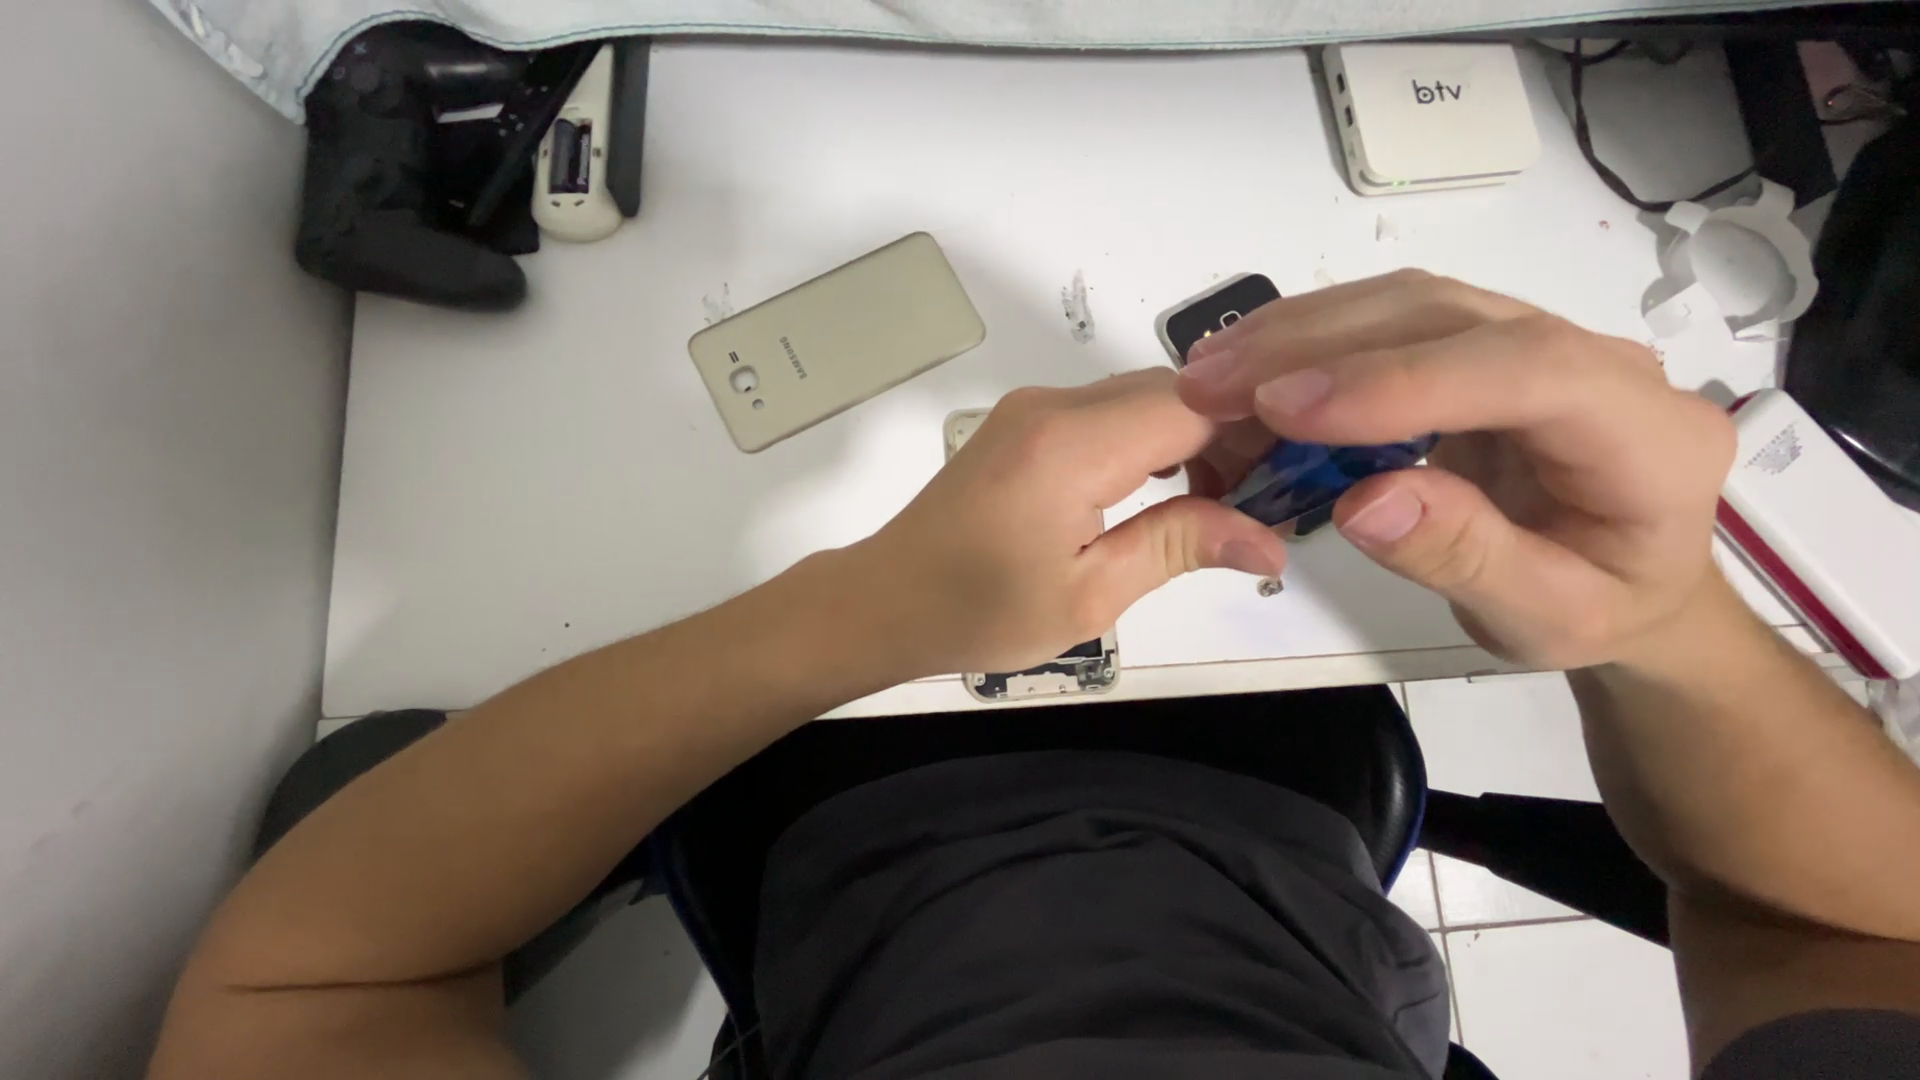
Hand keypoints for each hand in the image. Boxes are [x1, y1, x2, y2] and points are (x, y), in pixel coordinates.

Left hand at [854, 369, 1288, 675]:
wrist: (888, 599)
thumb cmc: (978, 610)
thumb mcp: (1090, 594)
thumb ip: (1179, 548)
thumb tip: (1267, 541)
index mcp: (1071, 445)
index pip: (1197, 406)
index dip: (1257, 433)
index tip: (1291, 480)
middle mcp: (1052, 405)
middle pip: (1173, 393)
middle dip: (1231, 437)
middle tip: (1262, 502)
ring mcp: (1033, 408)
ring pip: (1143, 399)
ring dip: (1191, 440)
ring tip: (1221, 503)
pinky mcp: (1023, 422)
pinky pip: (1107, 412)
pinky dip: (1148, 442)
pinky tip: (1165, 490)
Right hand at [1176, 270, 1736, 668]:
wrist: (1622, 577)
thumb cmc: (1594, 607)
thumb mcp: (1543, 617)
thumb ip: (1466, 559)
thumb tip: (1364, 503)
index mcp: (1644, 434)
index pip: (1524, 370)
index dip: (1398, 380)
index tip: (1283, 409)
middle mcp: (1596, 361)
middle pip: (1449, 316)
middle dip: (1317, 346)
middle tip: (1208, 386)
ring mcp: (1532, 341)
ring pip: (1409, 301)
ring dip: (1299, 330)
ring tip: (1210, 370)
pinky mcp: (1476, 347)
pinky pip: (1388, 320)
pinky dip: (1308, 337)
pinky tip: (1249, 361)